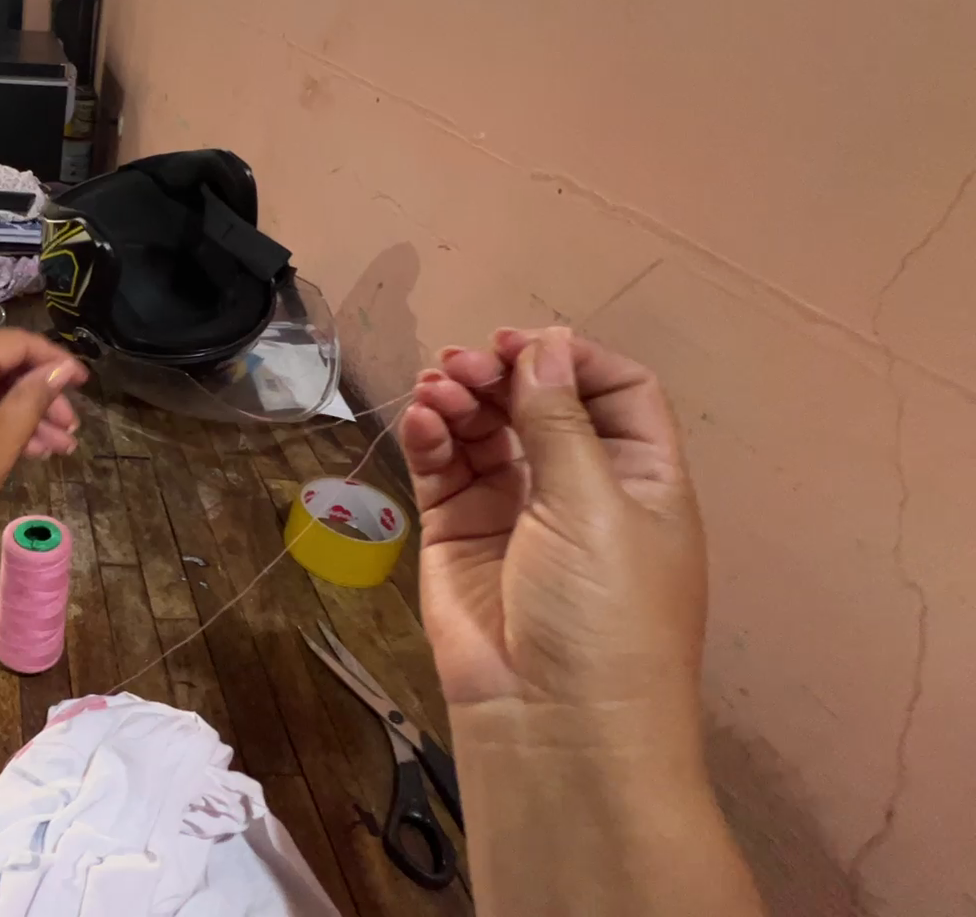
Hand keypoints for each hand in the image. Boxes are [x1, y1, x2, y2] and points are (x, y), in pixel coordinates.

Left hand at [0, 330, 87, 553]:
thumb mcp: (4, 437)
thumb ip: (36, 395)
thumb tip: (63, 369)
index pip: (17, 343)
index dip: (56, 361)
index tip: (84, 383)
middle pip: (1, 365)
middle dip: (40, 397)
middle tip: (71, 429)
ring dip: (22, 414)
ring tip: (57, 448)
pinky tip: (25, 448)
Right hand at [397, 327, 707, 721]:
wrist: (547, 712)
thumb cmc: (601, 608)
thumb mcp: (595, 505)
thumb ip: (559, 421)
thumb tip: (545, 345)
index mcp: (635, 477)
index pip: (612, 393)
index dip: (568, 359)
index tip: (518, 343)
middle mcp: (572, 484)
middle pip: (535, 404)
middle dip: (499, 375)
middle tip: (461, 364)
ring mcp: (508, 506)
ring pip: (481, 430)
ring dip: (458, 400)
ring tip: (434, 388)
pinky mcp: (454, 526)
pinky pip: (441, 467)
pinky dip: (429, 437)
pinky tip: (421, 421)